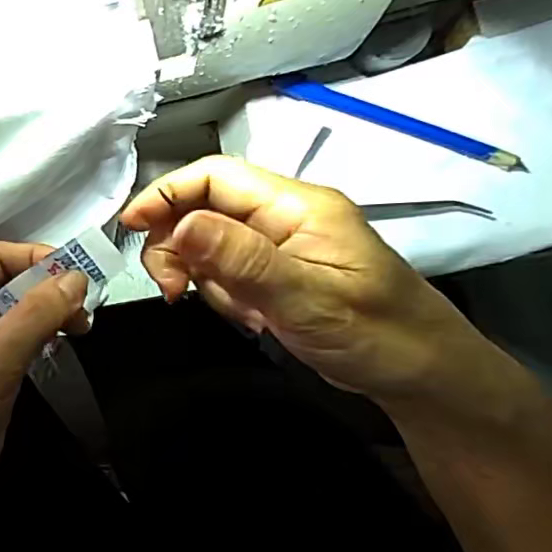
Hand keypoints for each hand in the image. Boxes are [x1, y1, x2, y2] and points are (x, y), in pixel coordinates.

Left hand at [0, 242, 90, 542]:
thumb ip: (39, 311)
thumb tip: (78, 276)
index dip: (39, 258)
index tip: (81, 274)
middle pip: (10, 278)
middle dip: (50, 289)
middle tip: (87, 308)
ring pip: (19, 306)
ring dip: (51, 311)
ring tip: (81, 326)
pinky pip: (19, 331)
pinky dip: (43, 331)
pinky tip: (64, 339)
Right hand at [119, 156, 514, 407]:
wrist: (420, 374)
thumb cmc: (376, 333)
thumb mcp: (307, 297)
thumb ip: (242, 259)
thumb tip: (179, 223)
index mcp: (295, 205)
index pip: (214, 177)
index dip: (166, 194)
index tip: (131, 228)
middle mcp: (282, 216)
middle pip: (203, 208)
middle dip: (178, 245)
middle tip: (175, 289)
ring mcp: (277, 245)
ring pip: (207, 244)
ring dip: (204, 278)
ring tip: (240, 313)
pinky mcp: (274, 272)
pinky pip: (225, 272)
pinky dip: (223, 295)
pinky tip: (252, 318)